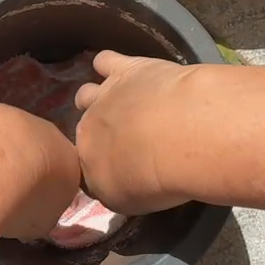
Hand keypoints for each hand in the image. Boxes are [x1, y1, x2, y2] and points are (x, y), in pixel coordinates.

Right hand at [72, 51, 200, 214]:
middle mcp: (89, 127)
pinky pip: (105, 61)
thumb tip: (117, 183)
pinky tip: (116, 68)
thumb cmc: (159, 178)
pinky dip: (108, 64)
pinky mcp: (126, 69)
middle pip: (85, 127)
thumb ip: (118, 191)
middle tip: (124, 138)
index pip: (85, 164)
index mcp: (87, 162)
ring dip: (95, 97)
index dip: (99, 165)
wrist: (179, 135)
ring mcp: (106, 95)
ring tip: (114, 103)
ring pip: (86, 94)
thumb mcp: (133, 202)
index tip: (118, 168)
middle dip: (98, 131)